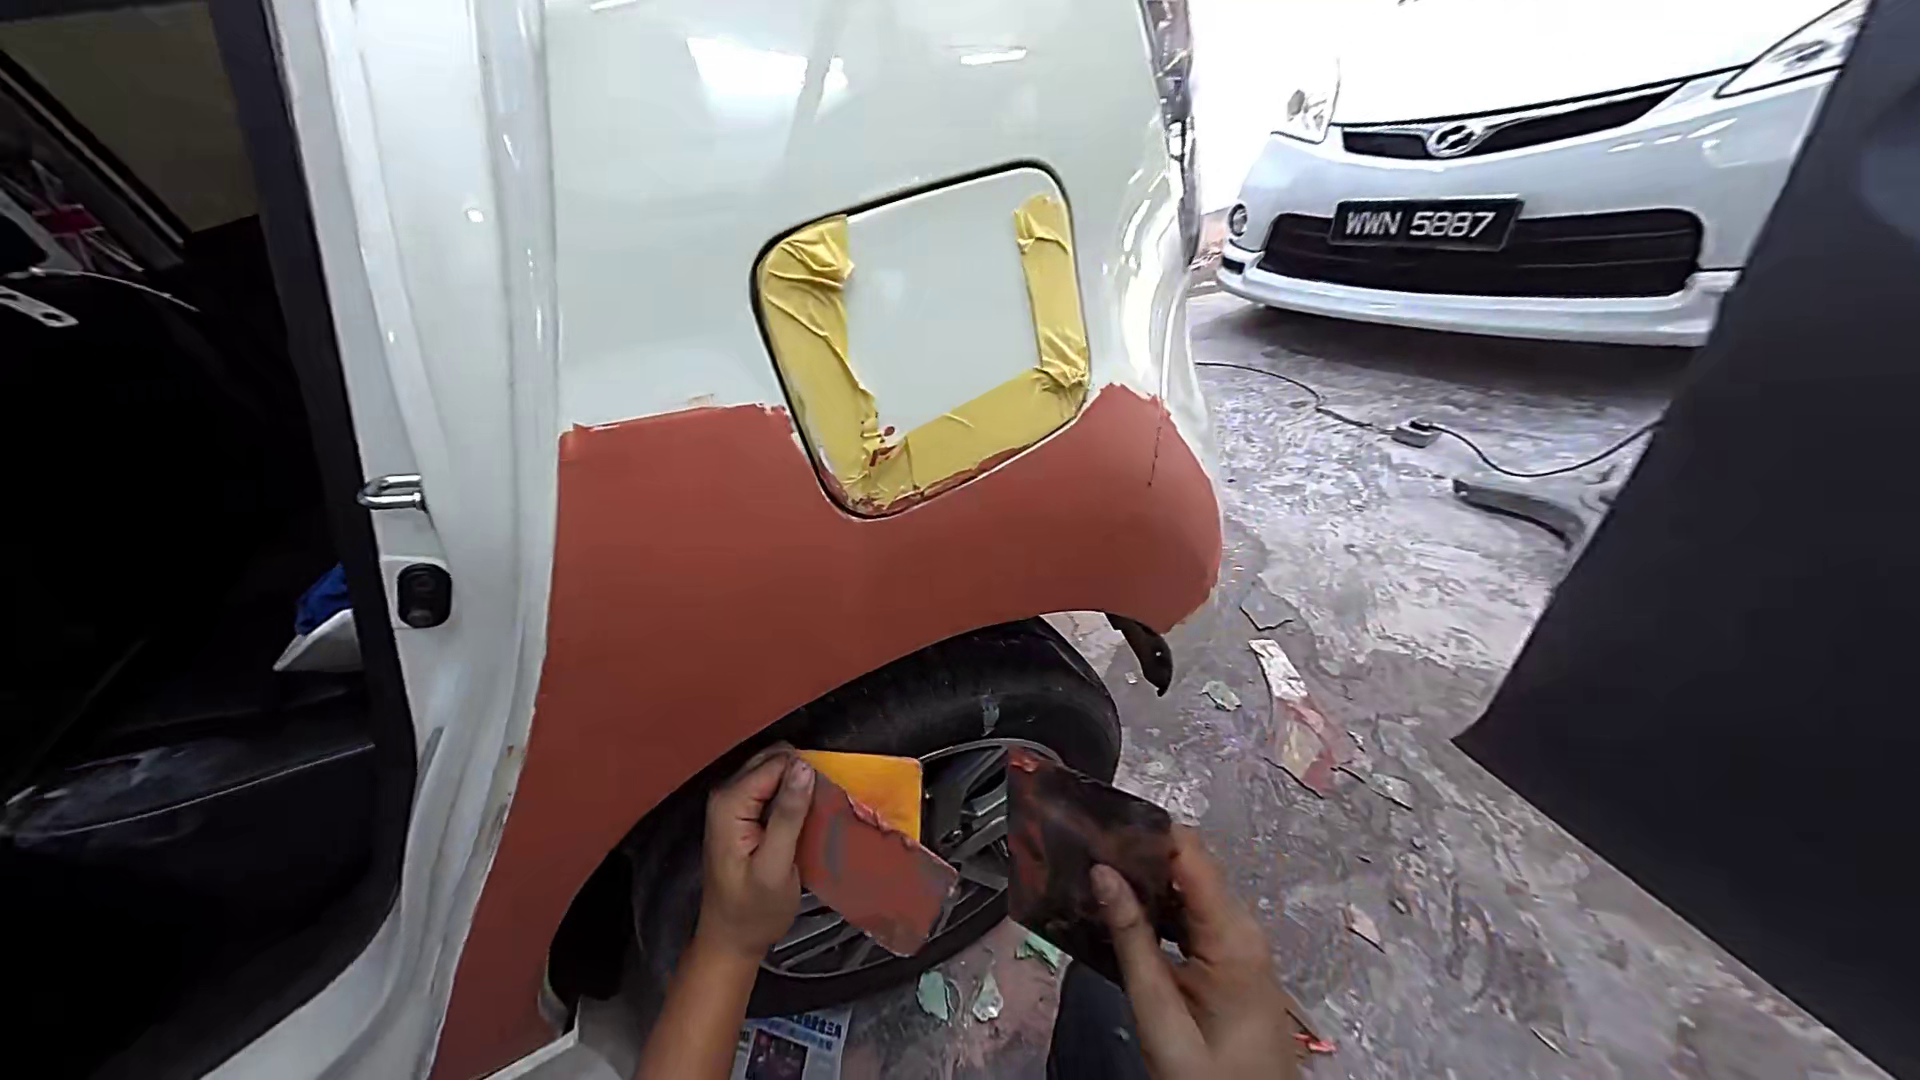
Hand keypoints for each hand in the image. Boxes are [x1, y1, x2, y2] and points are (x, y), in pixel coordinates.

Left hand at [694, 745, 815, 962]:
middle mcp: (727, 793)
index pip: (777, 763)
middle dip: (802, 772)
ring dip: (799, 781)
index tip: (824, 799)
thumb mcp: (775, 866)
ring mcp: (733, 801)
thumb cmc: (753, 911)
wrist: (731, 941)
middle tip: (821, 805)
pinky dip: (793, 791)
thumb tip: (804, 766)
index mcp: (730, 803)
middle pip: (775, 759)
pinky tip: (804, 814)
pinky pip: (774, 784)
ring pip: (776, 768)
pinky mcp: (743, 810)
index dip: (804, 774)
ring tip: (816, 809)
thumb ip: (788, 814)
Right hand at [1093, 827, 1298, 1079]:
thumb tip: (1101, 871)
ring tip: (1100, 870)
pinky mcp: (1231, 955)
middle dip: (1141, 850)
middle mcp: (1242, 926)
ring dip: (1147, 874)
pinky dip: (1160, 901)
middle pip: (1190, 863)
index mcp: (1231, 935)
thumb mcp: (1159, 1015)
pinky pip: (1193, 910)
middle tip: (1090, 849)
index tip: (1102, 826)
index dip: (1149, 831)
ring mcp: (1240, 940)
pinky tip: (1127, 905)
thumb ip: (1131, 939)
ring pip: (1189, 884)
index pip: (1191, 853)